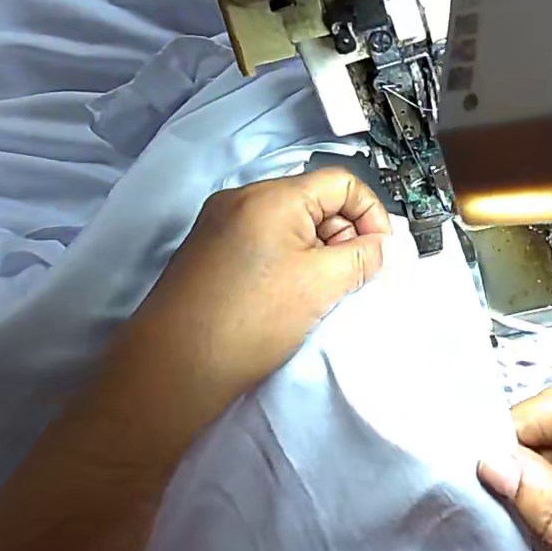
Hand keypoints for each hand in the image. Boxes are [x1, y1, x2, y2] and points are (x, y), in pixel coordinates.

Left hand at [113, 167, 390, 419]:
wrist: (172, 367)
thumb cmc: (249, 323)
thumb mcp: (321, 286)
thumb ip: (362, 257)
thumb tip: (378, 245)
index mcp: (270, 196)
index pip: (341, 182)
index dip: (370, 215)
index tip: (378, 254)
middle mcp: (240, 197)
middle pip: (314, 200)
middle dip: (341, 235)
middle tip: (346, 280)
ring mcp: (219, 221)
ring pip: (289, 222)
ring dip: (315, 250)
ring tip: (314, 293)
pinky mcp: (208, 247)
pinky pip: (262, 239)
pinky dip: (286, 259)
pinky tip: (285, 294)